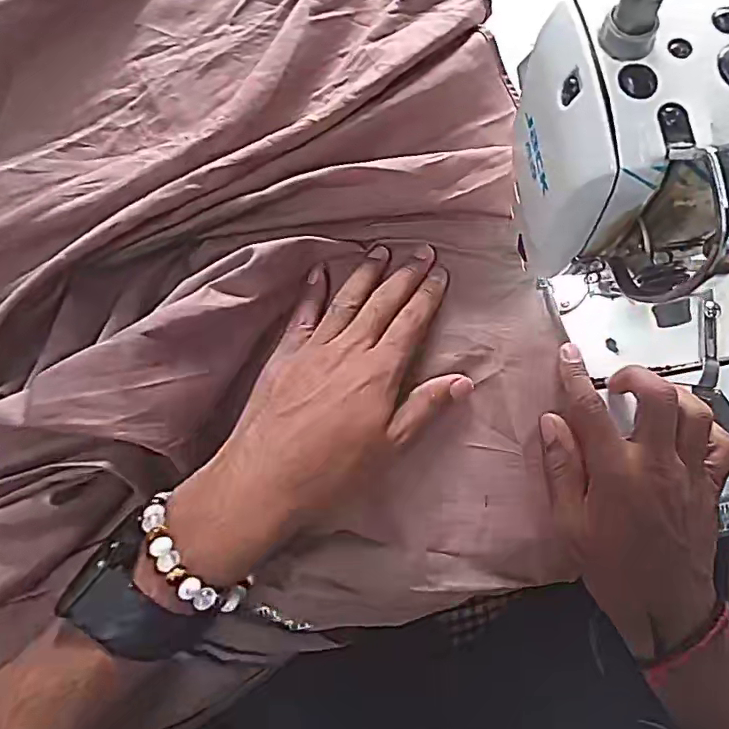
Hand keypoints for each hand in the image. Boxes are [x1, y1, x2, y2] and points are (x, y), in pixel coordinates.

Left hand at [153, 245, 471, 588]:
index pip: (410, 323)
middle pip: (382, 303)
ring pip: (346, 300)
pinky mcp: (286, 355)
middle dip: (405, 274)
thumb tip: (463, 379)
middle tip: (422, 251)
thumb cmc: (333, 470)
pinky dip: (313, 290)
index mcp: (379, 371)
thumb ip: (425, 407)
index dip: (427, 296)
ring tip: (381, 250)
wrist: (264, 478)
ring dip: (366, 273)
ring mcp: (314, 348)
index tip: (440, 274)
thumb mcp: (390, 447)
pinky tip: (319, 272)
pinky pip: (303, 314)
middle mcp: (349, 350)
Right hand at [540, 344, 728, 660]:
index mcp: (617, 475)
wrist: (666, 609)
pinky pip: (723, 444)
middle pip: (658, 397)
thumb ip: (561, 469)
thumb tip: (552, 425)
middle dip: (636, 375)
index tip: (569, 358)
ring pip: (695, 412)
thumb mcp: (570, 526)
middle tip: (619, 379)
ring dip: (672, 393)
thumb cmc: (616, 572)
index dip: (577, 377)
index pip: (592, 410)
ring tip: (652, 397)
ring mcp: (690, 475)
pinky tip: (689, 428)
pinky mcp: (711, 487)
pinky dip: (708, 426)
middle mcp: (657, 467)